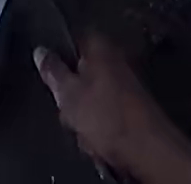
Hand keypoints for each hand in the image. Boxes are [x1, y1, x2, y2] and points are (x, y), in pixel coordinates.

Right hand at [35, 34, 190, 183]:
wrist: (150, 151)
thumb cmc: (107, 116)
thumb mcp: (68, 93)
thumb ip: (51, 70)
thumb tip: (40, 50)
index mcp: (97, 43)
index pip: (67, 39)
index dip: (56, 59)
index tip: (50, 78)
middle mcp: (113, 56)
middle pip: (79, 71)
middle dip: (72, 94)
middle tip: (69, 112)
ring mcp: (125, 82)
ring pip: (91, 96)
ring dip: (85, 115)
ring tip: (86, 132)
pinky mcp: (133, 108)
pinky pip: (106, 113)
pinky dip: (102, 127)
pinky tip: (100, 141)